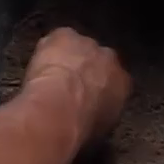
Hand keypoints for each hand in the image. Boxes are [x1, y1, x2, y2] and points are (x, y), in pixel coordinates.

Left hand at [22, 28, 130, 145]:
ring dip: (68, 57)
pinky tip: (40, 65)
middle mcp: (109, 57)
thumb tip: (93, 116)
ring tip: (52, 76)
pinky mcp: (64, 34)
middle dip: (87, 69)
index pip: (116, 80)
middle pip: (98, 59)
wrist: (59, 108)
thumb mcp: (99, 130)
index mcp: (123, 82)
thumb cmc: (80, 128)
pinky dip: (50, 49)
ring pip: (77, 46)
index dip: (100, 88)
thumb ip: (102, 113)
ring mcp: (86, 42)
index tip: (88, 99)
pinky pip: (57, 39)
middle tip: (69, 86)